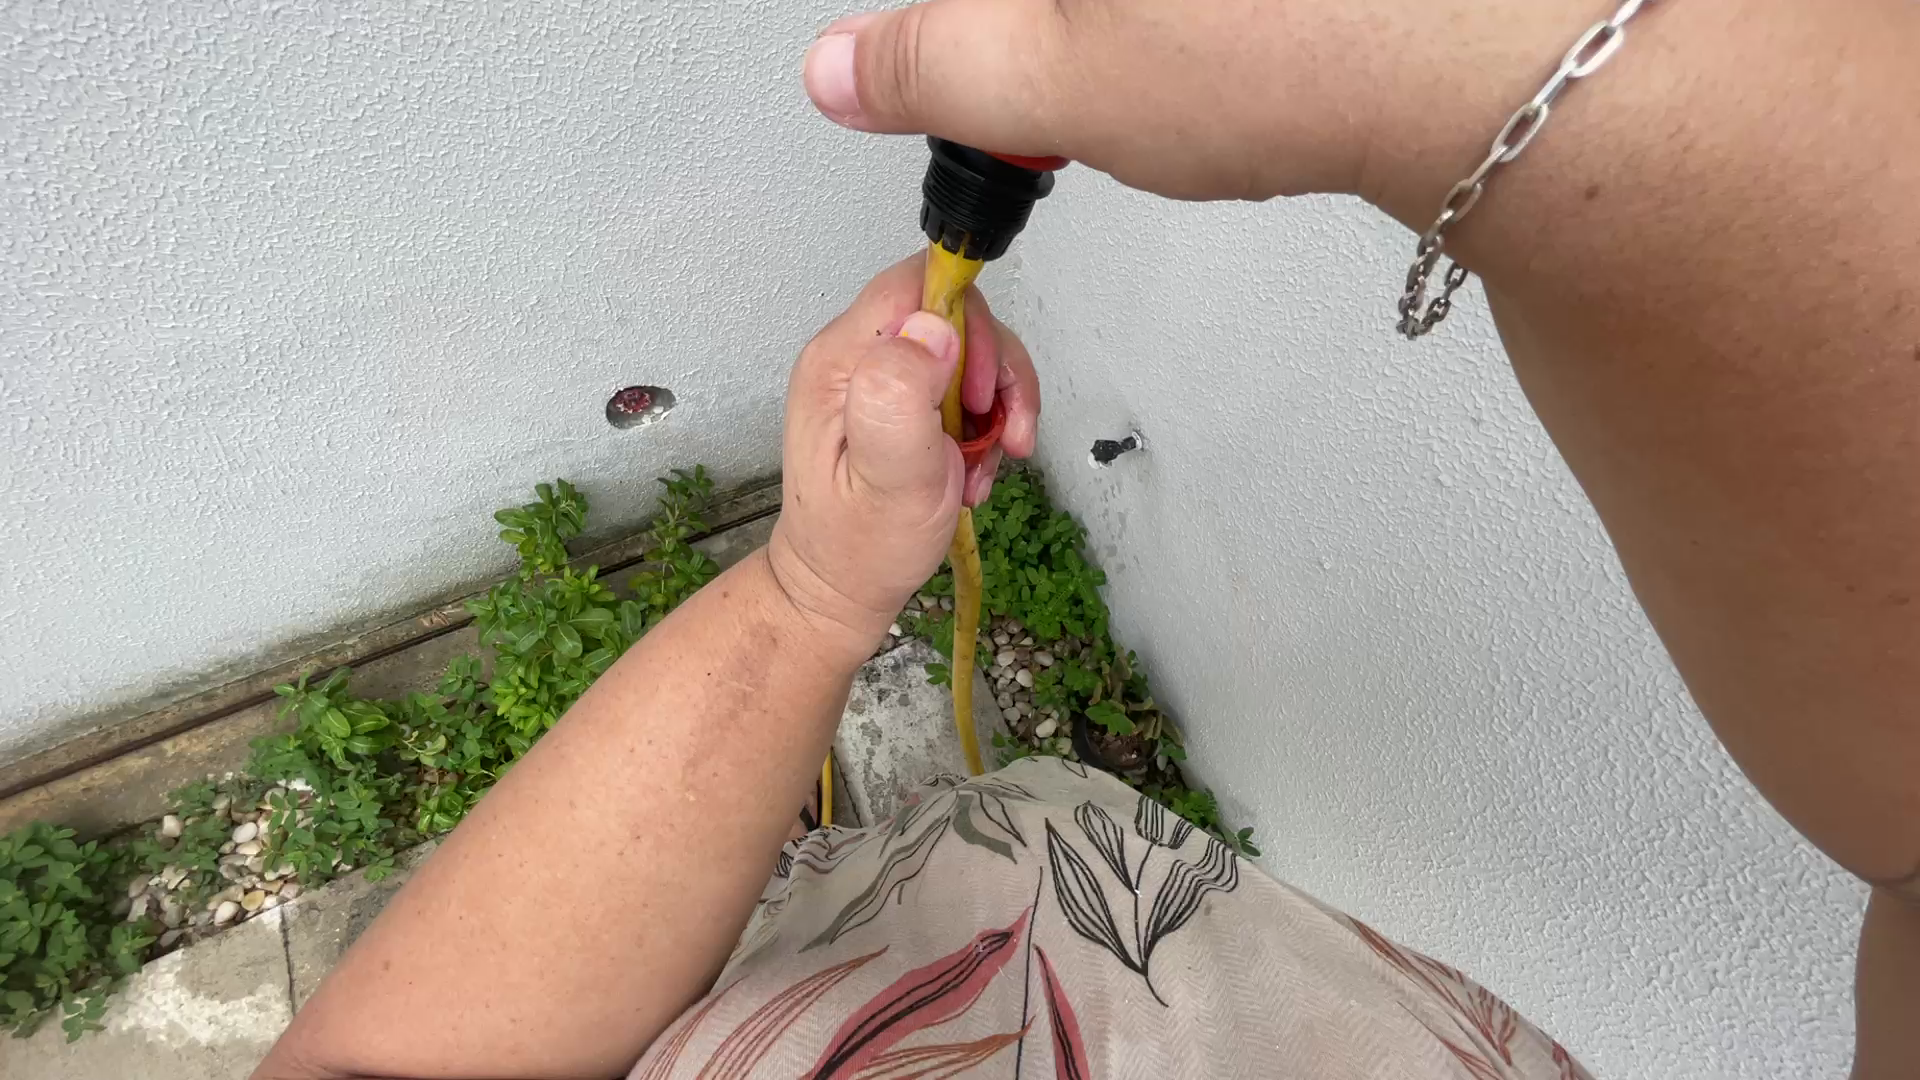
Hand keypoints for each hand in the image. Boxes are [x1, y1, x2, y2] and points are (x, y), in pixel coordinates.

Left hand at [767, 253, 1039, 655]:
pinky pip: (961, 392)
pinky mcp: (900, 407)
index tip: (985, 395)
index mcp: (842, 362)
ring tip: (984, 469)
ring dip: (996, 411)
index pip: (917, 287)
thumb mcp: (888, 478)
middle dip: (995, 377)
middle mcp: (856, 360)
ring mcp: (878, 384)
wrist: (841, 589)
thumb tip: (934, 330)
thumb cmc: (862, 546)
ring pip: (966, 357)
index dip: (969, 327)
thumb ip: (902, 397)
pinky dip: (983, 430)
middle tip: (1003, 439)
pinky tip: (972, 472)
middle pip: (952, 318)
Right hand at [801, 0, 1609, 216]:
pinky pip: (1155, 8)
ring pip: (1094, 5)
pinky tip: (1199, 31)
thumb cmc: (1289, 59)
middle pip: (1036, 2)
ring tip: (1169, 57)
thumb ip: (928, 70)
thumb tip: (836, 72)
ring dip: (1101, 35)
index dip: (963, 44)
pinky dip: (1153, 24)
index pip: (962, 2)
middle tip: (1101, 78)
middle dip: (1046, 40)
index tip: (1008, 79)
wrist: (1484, 55)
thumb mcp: (1056, 85)